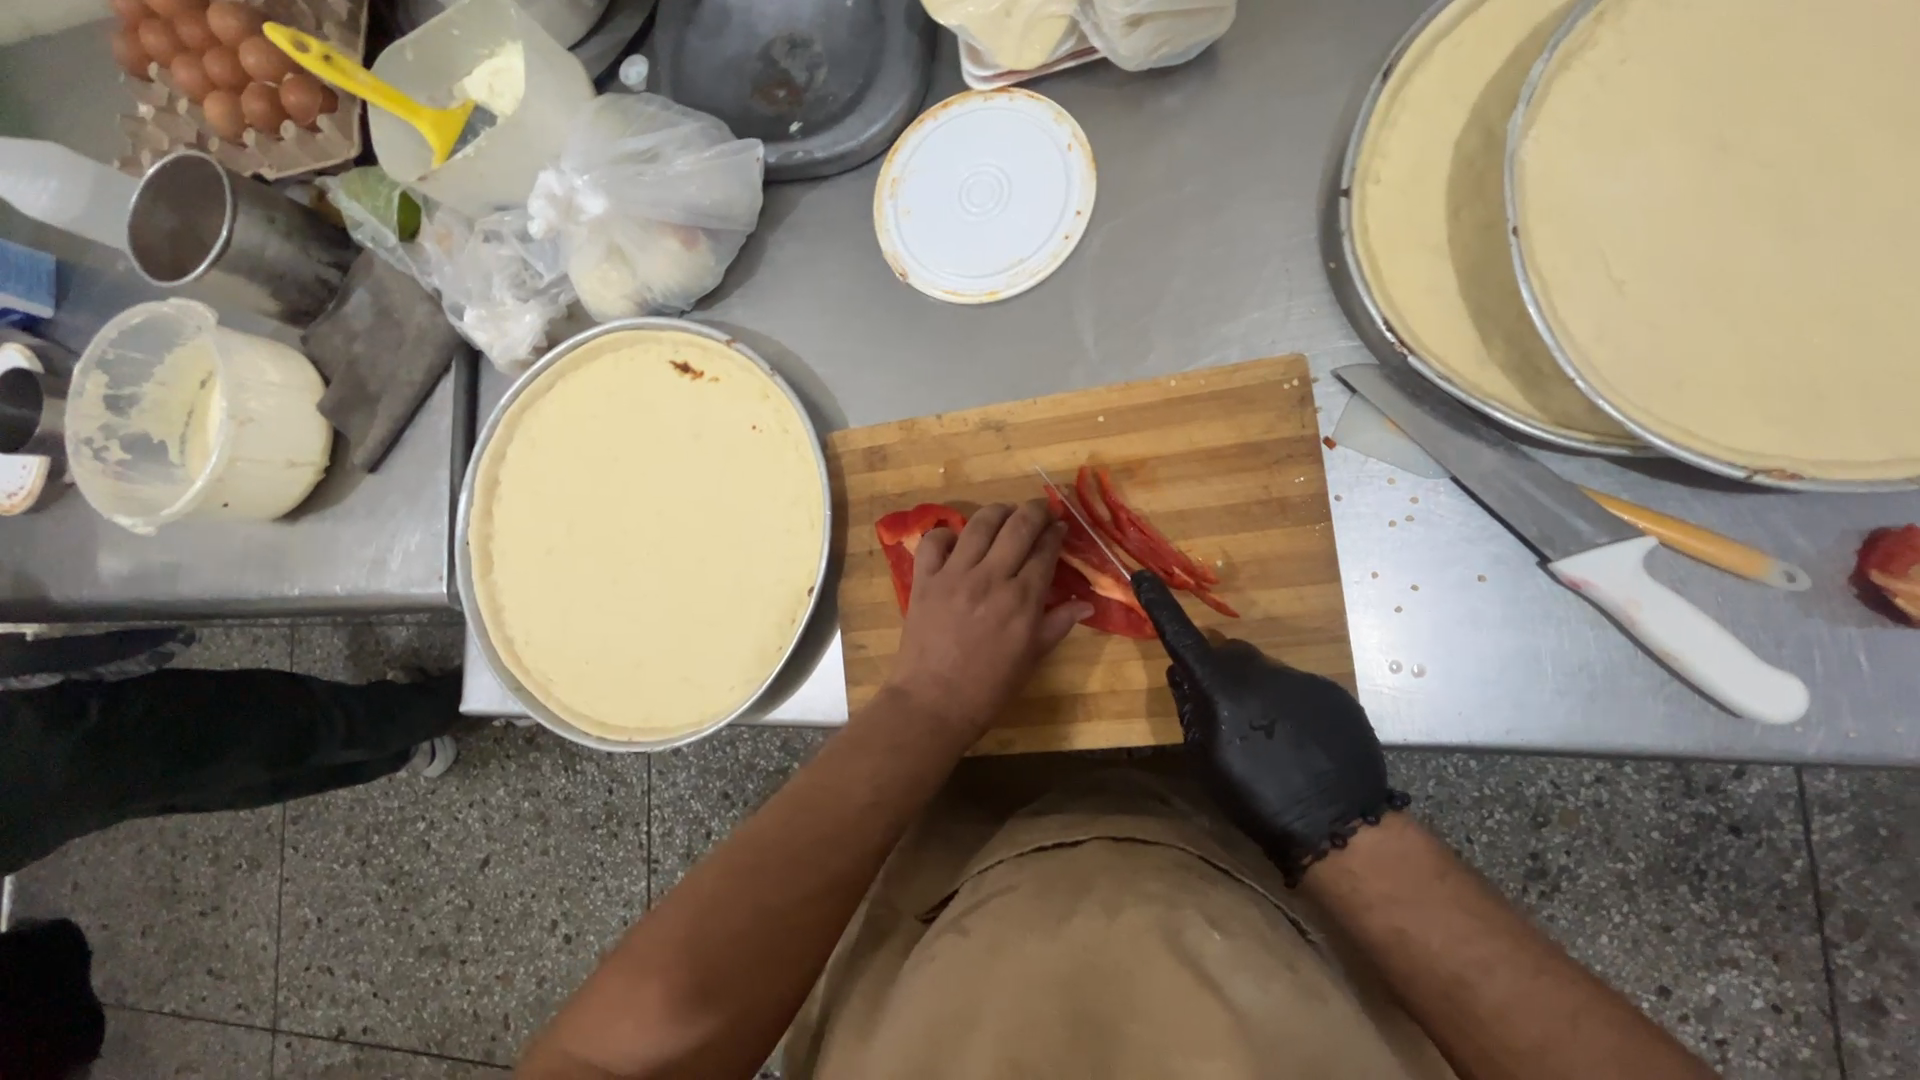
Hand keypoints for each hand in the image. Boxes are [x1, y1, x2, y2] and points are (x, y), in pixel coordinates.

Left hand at [881, 501, 1091, 742]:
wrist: (934, 703)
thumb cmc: (989, 688)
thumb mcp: (1032, 658)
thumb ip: (1058, 624)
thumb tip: (1086, 603)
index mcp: (1023, 599)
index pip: (1045, 550)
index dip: (1055, 533)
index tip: (1059, 528)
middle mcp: (991, 577)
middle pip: (1019, 525)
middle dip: (1034, 511)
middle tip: (1039, 510)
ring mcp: (954, 575)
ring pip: (980, 523)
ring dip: (998, 512)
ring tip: (1004, 515)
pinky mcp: (924, 579)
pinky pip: (934, 541)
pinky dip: (947, 534)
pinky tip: (957, 541)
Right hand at [1134, 574, 1408, 884]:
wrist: (1339, 825)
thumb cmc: (1257, 799)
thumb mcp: (1206, 761)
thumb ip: (1190, 711)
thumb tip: (1179, 673)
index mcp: (1223, 690)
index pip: (1183, 639)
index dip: (1161, 607)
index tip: (1145, 579)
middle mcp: (1262, 672)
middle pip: (1229, 653)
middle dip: (1218, 668)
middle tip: (1219, 707)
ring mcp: (1302, 679)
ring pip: (1264, 671)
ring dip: (1255, 690)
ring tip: (1266, 736)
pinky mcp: (1333, 692)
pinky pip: (1297, 687)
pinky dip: (1287, 704)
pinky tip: (1297, 740)